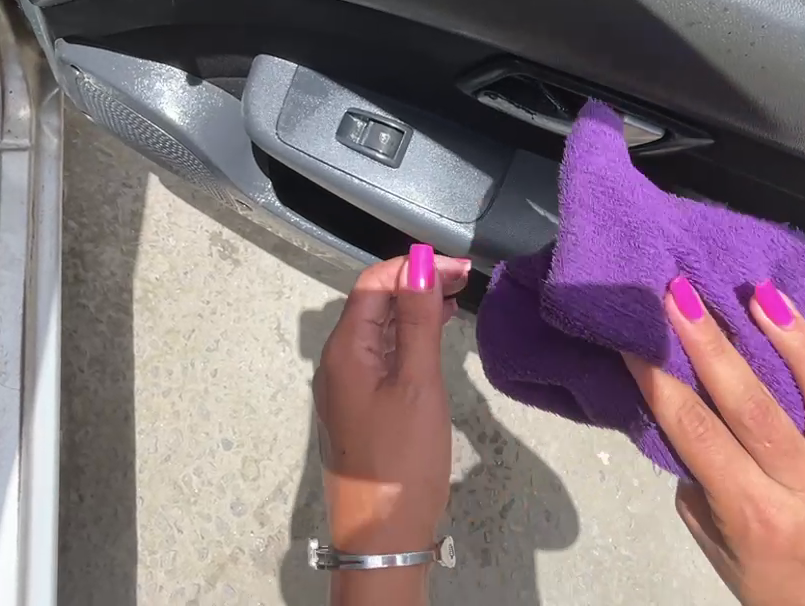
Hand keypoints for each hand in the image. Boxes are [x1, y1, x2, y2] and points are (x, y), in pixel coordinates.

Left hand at [313, 244, 469, 603]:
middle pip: (374, 302)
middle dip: (416, 283)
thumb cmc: (402, 459)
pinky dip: (409, 336)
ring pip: (379, 327)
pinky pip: (382, 353)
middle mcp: (339, 359)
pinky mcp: (361, 403)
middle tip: (465, 279)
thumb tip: (419, 265)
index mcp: (345, 348)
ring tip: (456, 297)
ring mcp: (348, 383)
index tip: (459, 267)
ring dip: (414, 307)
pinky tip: (435, 333)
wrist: (383, 539)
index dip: (413, 267)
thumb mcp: (417, 385)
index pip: (373, 284)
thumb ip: (417, 321)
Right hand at [625, 277, 804, 605]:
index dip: (660, 382)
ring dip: (791, 340)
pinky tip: (800, 313)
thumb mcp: (706, 525)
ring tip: (760, 293)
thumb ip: (693, 459)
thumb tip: (669, 385)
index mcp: (754, 513)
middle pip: (756, 407)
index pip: (698, 434)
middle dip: (711, 345)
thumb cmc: (757, 569)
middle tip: (679, 294)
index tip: (632, 338)